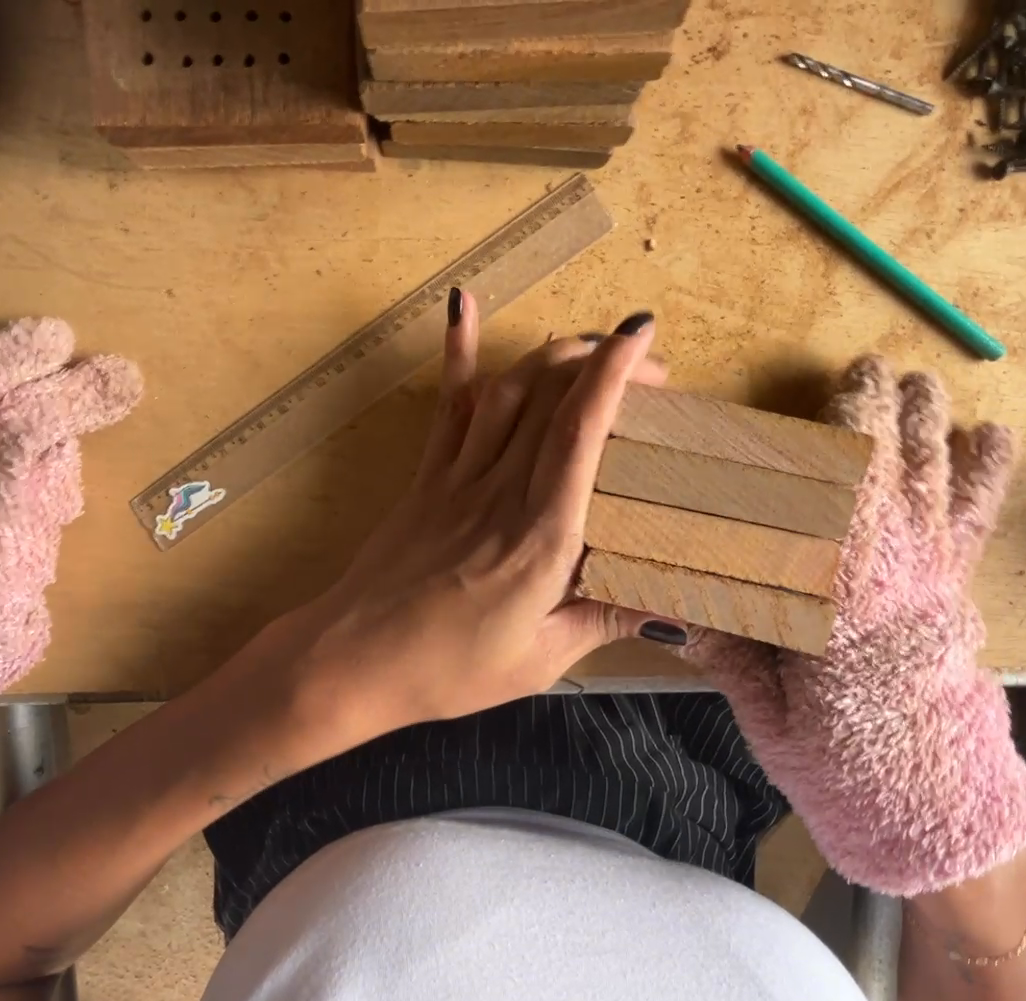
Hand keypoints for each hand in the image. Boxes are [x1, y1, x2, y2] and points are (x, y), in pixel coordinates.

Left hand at [277, 296, 666, 730]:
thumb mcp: (540, 660)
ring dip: (550, 353)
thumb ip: (604, 620)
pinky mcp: (425, 478)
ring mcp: (456, 477)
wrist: (352, 661)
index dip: (613, 374)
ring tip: (587, 345)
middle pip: (550, 394)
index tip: (641, 335)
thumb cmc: (448, 670)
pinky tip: (463, 305)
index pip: (579, 431)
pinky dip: (458, 354)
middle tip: (640, 354)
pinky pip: (448, 406)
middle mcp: (500, 491)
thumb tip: (673, 612)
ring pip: (506, 389)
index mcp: (541, 535)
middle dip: (600, 356)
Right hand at [683, 357, 1025, 895]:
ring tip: (924, 384)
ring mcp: (935, 586)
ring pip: (934, 494)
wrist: (933, 815)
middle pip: (886, 487)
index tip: (815, 401)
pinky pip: (973, 526)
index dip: (828, 450)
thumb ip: (731, 652)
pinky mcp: (959, 596)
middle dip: (879, 423)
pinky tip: (992, 437)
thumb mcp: (768, 717)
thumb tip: (669, 605)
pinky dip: (983, 479)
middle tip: (868, 367)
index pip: (831, 514)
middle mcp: (896, 585)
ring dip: (929, 434)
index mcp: (843, 612)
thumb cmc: (841, 769)